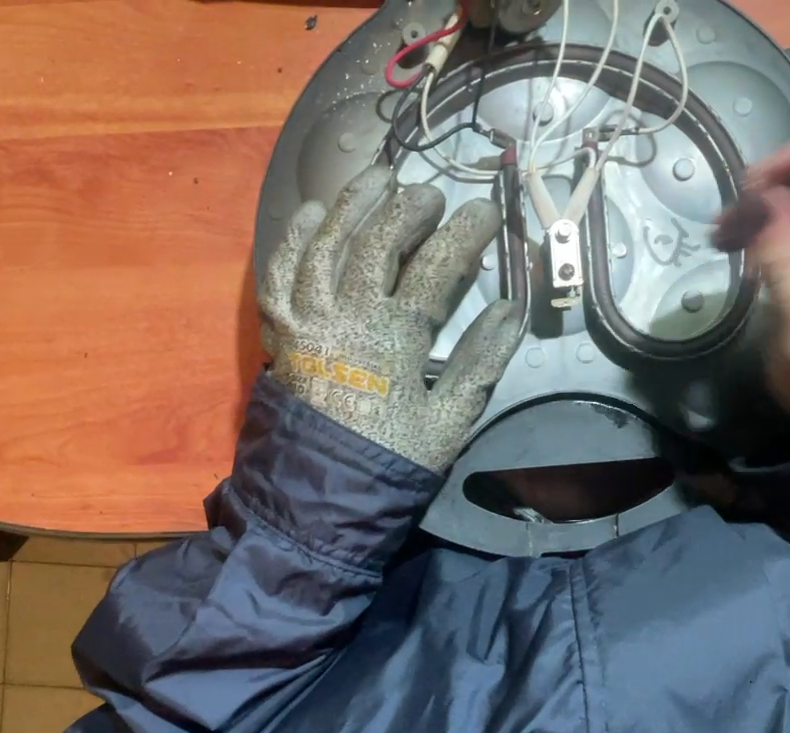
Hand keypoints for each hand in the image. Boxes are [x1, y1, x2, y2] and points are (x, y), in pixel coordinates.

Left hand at [260, 164, 525, 471]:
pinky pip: (279, 273)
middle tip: (430, 196)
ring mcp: (306, 320)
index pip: (434, 267)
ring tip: (377, 180)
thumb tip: (510, 310)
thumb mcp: (449, 420)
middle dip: (408, 209)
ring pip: (326, 245)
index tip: (484, 212)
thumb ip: (480, 363)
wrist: (323, 495)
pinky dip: (293, 239)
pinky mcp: (281, 333)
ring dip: (352, 206)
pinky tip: (313, 215)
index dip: (463, 234)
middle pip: (376, 243)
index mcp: (393, 338)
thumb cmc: (391, 459)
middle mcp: (345, 316)